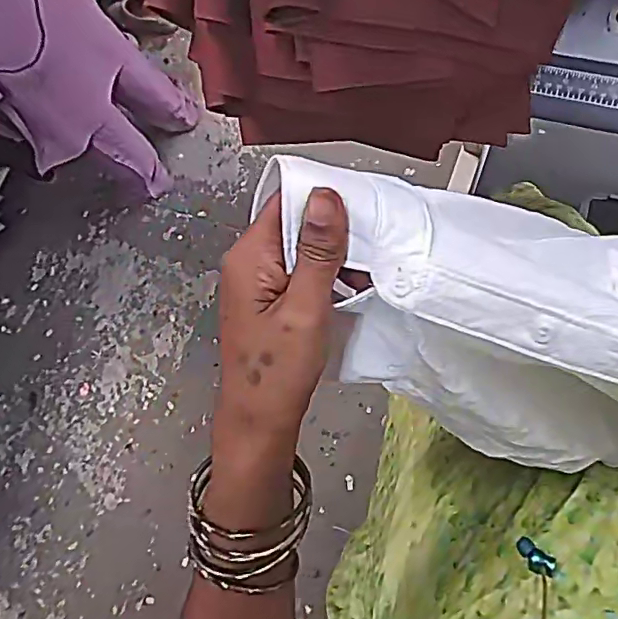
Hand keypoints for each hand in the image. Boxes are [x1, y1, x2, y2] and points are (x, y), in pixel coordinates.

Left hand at [213, 188, 348, 462]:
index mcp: (249, 256)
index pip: (287, 202)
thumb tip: (326, 198)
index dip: (324, 201)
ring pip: (302, 250)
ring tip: (363, 274)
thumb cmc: (278, 371)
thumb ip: (318, 252)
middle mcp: (248, 262)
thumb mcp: (305, 307)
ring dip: (334, 258)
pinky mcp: (270, 299)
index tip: (361, 211)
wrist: (260, 420)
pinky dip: (326, 277)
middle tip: (369, 248)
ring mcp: (258, 282)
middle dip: (334, 232)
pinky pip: (301, 273)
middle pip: (295, 224)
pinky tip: (347, 291)